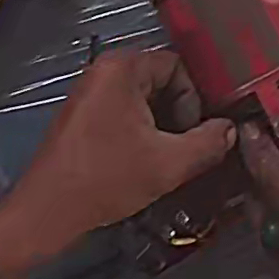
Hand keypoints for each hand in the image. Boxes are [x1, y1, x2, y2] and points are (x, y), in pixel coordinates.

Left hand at [9, 49, 236, 247]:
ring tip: (167, 157)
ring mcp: (90, 91)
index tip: (196, 131)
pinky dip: (142, 130)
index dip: (194, 97)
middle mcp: (103, 70)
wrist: (46, 212)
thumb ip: (209, 142)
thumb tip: (231, 130)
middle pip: (162, 80)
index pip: (178, 66)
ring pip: (145, 98)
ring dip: (163, 125)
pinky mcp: (84, 114)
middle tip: (186, 147)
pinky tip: (145, 160)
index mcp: (122, 68)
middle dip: (180, 113)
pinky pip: (126, 110)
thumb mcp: (169, 163)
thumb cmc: (106, 179)